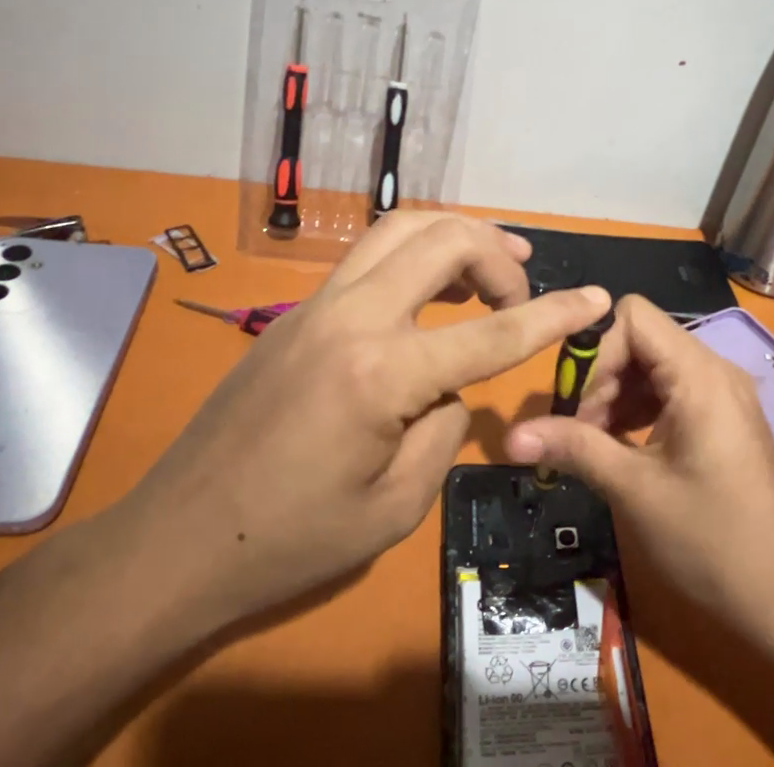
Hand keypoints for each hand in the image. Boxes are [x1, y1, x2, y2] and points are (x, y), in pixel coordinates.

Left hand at [111, 212, 609, 630]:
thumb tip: (450, 385)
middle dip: (498, 254)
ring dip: (455, 236)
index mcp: (381, 373)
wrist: (176, 542)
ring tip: (493, 265)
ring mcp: (315, 308)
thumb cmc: (290, 542)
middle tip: (524, 289)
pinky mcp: (295, 316)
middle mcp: (350, 318)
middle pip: (441, 240)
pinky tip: (432, 294)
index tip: (596, 297)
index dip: (553, 313)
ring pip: (398, 231)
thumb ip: (444, 428)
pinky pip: (368, 259)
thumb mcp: (396, 507)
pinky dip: (415, 256)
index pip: (491, 330)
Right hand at [503, 296, 773, 626]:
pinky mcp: (724, 421)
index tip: (574, 405)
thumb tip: (512, 436)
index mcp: (699, 375)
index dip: (594, 350)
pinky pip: (671, 393)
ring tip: (592, 446)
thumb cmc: (710, 539)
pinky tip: (620, 451)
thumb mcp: (634, 490)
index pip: (632, 317)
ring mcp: (723, 396)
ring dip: (615, 398)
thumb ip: (574, 448)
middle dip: (600, 378)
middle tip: (576, 433)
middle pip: (641, 341)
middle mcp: (715, 372)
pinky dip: (639, 413)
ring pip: (653, 368)